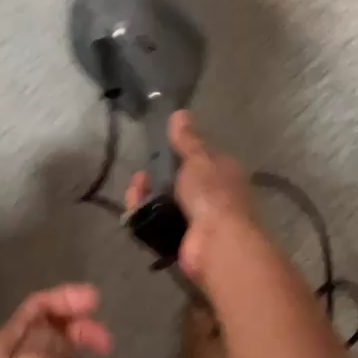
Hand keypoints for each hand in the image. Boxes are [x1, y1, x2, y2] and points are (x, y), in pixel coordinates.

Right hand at [124, 111, 259, 281]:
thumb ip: (187, 139)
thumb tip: (181, 112)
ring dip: (145, 196)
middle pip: (176, 182)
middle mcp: (212, 196)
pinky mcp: (181, 241)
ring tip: (136, 191)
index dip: (178, 153)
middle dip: (155, 177)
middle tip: (141, 176)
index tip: (158, 149)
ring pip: (163, 203)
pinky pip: (156, 224)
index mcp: (222, 173)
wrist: (218, 245)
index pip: (199, 158)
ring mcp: (196, 221)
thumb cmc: (213, 194)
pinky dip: (144, 217)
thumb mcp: (199, 159)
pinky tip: (135, 210)